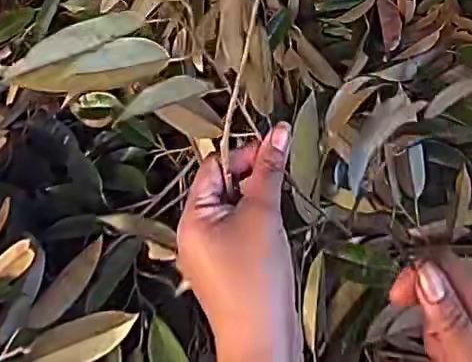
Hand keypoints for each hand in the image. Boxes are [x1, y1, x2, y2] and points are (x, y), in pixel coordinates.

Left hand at [178, 125, 301, 361]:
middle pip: (224, 184)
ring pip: (234, 206)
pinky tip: (275, 224)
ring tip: (277, 202)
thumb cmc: (256, 278)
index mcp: (192, 218)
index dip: (243, 153)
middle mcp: (194, 233)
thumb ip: (270, 168)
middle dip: (252, 175)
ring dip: (257, 196)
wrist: (264, 342)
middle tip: (279, 173)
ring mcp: (210, 252)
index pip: (215, 165)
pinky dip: (257, 219)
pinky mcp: (227, 266)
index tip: (272, 149)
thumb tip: (278, 130)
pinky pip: (239, 228)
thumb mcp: (263, 212)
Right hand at [388, 251, 471, 361]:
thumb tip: (426, 270)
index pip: (448, 262)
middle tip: (431, 351)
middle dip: (428, 313)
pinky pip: (468, 339)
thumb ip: (453, 320)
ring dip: (439, 337)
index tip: (396, 299)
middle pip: (449, 289)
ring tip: (443, 361)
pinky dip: (453, 350)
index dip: (416, 270)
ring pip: (456, 317)